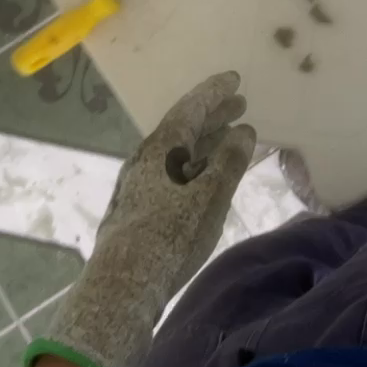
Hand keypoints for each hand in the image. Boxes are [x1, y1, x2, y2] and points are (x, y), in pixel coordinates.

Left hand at [32, 71, 255, 366]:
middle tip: (239, 105)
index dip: (214, 93)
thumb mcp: (210, 196)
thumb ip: (229, 162)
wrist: (122, 286)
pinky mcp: (137, 208)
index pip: (191, 108)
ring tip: (228, 138)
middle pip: (183, 128)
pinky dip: (194, 163)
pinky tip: (204, 177)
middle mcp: (147, 159)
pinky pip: (172, 171)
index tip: (234, 80)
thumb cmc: (170, 235)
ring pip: (177, 151)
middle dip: (212, 115)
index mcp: (163, 148)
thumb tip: (243, 131)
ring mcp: (138, 184)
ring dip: (204, 141)